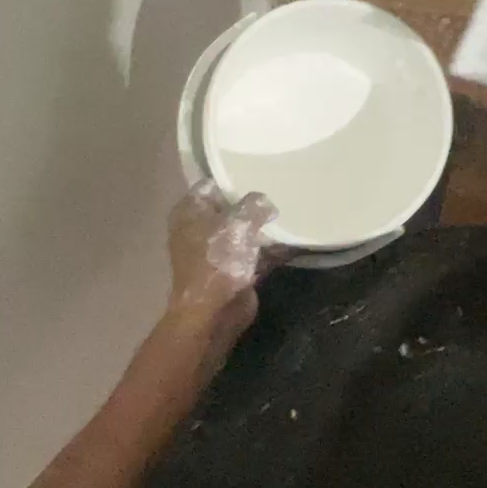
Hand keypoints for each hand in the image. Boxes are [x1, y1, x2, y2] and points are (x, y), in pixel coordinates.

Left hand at [166, 180, 279, 346]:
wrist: (213, 312)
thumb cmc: (217, 261)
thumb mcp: (238, 223)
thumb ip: (254, 205)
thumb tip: (266, 203)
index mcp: (190, 211)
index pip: (212, 185)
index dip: (235, 180)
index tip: (261, 175)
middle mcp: (200, 229)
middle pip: (231, 209)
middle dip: (254, 205)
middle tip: (282, 193)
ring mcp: (217, 252)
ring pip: (245, 232)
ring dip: (266, 228)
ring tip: (293, 214)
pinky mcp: (234, 271)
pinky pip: (256, 254)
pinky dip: (272, 250)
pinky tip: (296, 242)